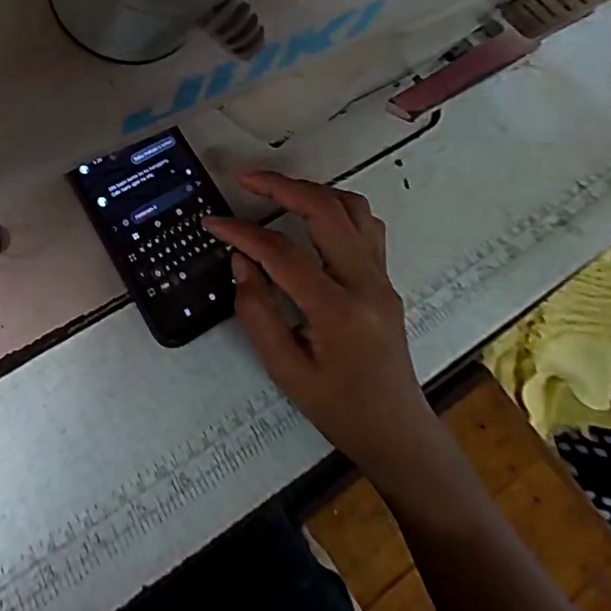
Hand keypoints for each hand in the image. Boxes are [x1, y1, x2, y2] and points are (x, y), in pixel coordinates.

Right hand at [203, 171, 434, 475]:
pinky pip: (364, 226)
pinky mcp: (385, 279)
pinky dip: (335, 208)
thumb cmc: (338, 408)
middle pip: (326, 211)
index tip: (213, 223)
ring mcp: (381, 277)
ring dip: (312, 191)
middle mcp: (366, 283)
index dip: (243, 233)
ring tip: (276, 191)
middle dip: (282, 186)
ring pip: (352, 209)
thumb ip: (257, 312)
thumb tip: (242, 261)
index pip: (283, 253)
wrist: (396, 431)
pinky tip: (312, 216)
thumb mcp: (285, 370)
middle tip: (246, 179)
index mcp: (338, 310)